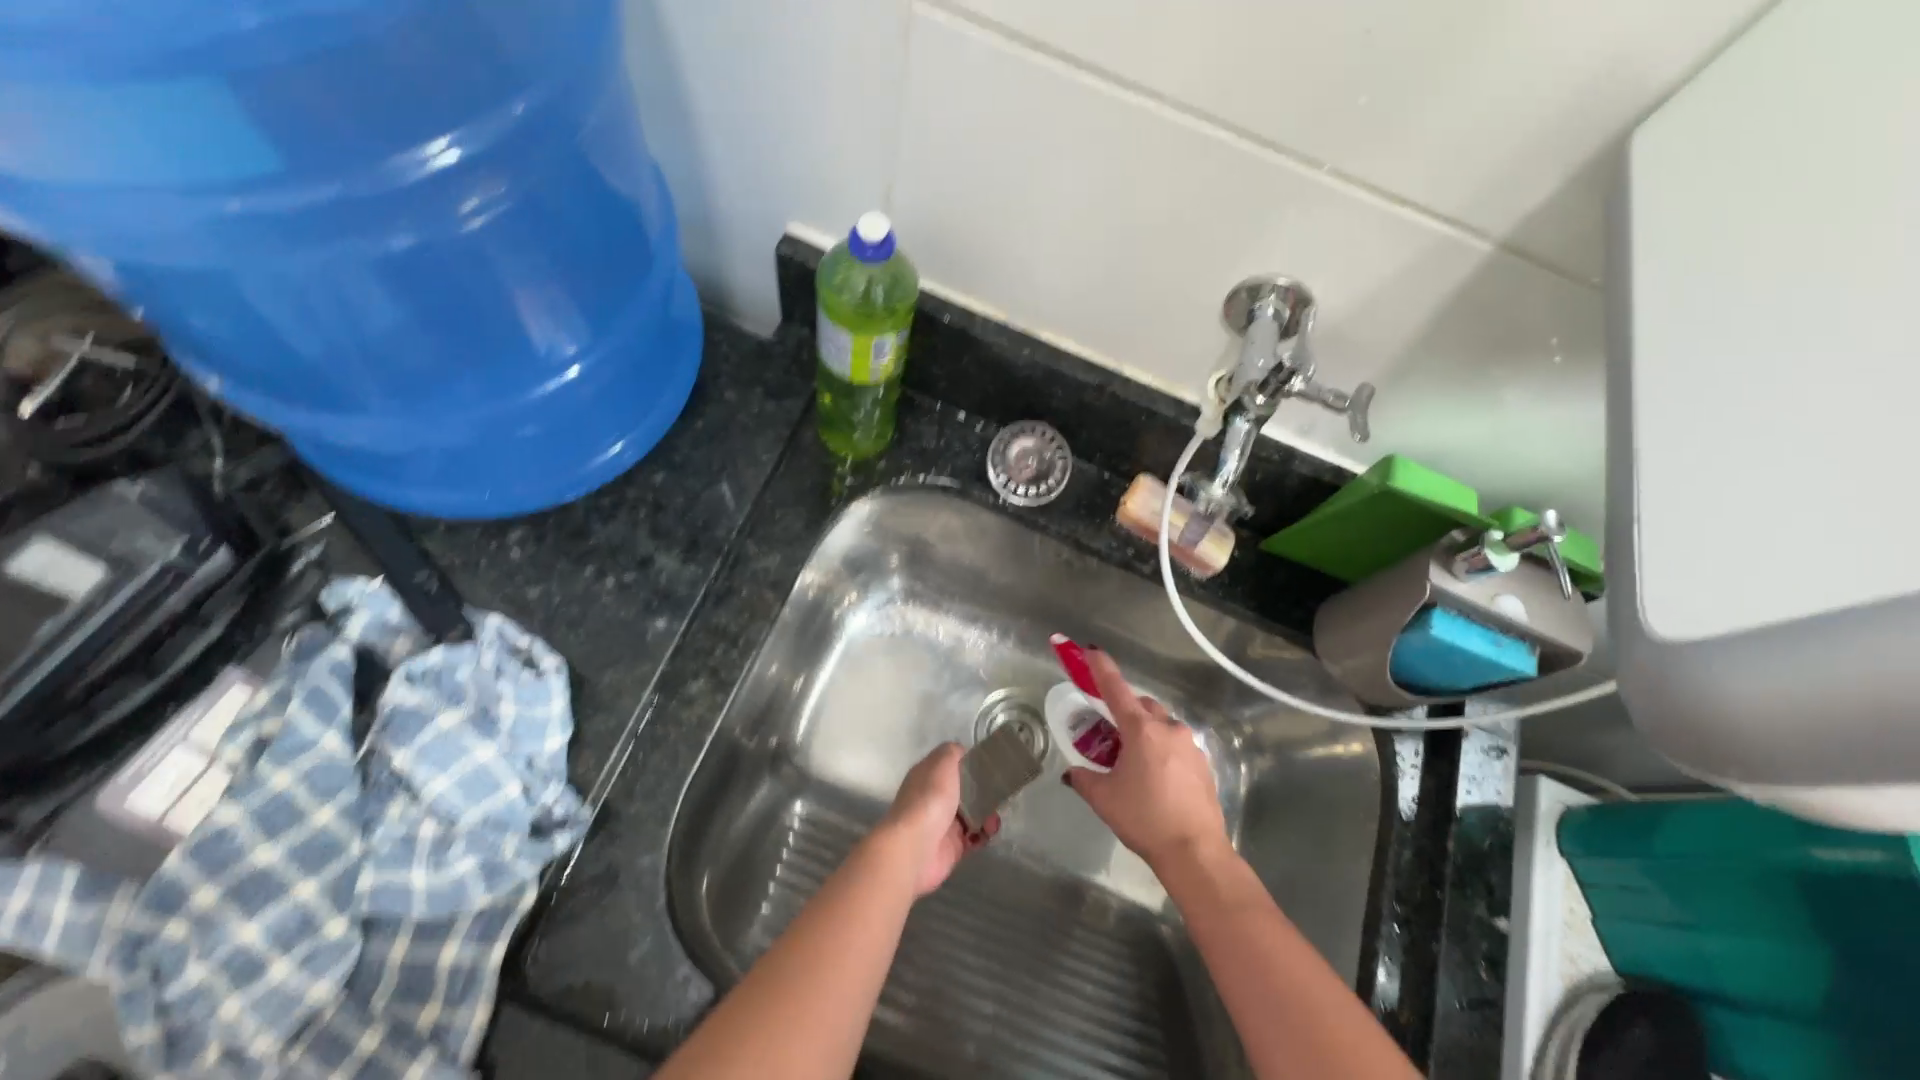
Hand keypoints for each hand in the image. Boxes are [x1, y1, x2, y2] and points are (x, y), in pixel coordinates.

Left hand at [877, 742, 999, 896]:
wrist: (916, 846)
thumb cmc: (930, 798)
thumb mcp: (942, 763)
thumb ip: (953, 752)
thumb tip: (962, 752)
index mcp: (928, 776)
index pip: (952, 766)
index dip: (971, 765)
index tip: (992, 766)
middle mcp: (935, 798)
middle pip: (965, 792)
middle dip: (985, 793)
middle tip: (1000, 795)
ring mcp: (943, 823)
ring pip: (973, 815)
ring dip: (988, 815)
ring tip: (992, 820)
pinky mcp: (953, 846)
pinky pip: (974, 838)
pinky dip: (984, 835)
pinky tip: (988, 832)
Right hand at [1063, 650, 1230, 872]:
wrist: (1194, 850)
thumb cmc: (1144, 818)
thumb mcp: (1103, 798)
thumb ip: (1083, 778)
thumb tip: (1073, 772)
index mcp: (1141, 730)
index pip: (1116, 689)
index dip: (1101, 668)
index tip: (1091, 651)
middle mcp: (1168, 729)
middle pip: (1142, 706)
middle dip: (1125, 711)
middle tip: (1108, 733)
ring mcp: (1190, 746)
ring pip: (1162, 726)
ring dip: (1145, 733)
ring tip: (1131, 761)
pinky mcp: (1203, 764)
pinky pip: (1176, 746)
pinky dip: (1161, 751)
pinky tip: (1154, 778)